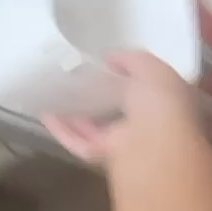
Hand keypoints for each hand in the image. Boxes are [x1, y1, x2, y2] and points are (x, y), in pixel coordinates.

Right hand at [42, 51, 202, 166]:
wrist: (150, 143)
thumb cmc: (160, 104)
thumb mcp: (153, 69)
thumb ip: (133, 60)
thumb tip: (109, 56)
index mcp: (166, 104)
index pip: (147, 89)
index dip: (129, 76)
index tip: (107, 65)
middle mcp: (145, 125)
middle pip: (118, 110)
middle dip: (100, 97)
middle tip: (78, 81)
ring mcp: (121, 142)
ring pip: (94, 127)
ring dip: (75, 115)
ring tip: (55, 97)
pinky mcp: (99, 154)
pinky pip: (75, 140)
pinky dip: (60, 129)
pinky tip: (45, 115)